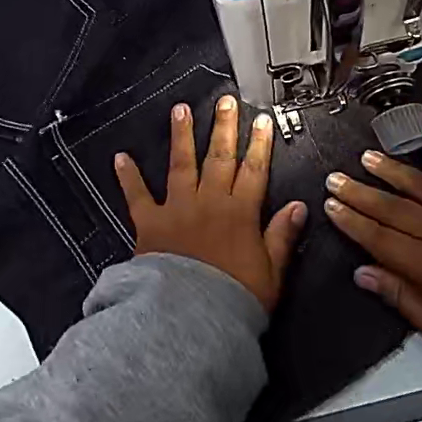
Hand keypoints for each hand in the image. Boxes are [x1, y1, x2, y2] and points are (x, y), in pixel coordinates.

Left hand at [115, 95, 305, 312]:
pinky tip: (121, 158)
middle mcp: (210, 202)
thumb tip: (299, 207)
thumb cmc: (233, 300)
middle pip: (220, 157)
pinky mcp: (149, 223)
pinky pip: (137, 196)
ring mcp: (178, 209)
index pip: (254, 170)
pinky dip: (128, 177)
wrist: (189, 320)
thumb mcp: (271, 272)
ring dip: (182, 136)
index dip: (259, 144)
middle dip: (224, 127)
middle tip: (226, 101)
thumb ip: (282, 236)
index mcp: (241, 213)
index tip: (261, 121)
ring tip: (181, 110)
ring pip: (181, 164)